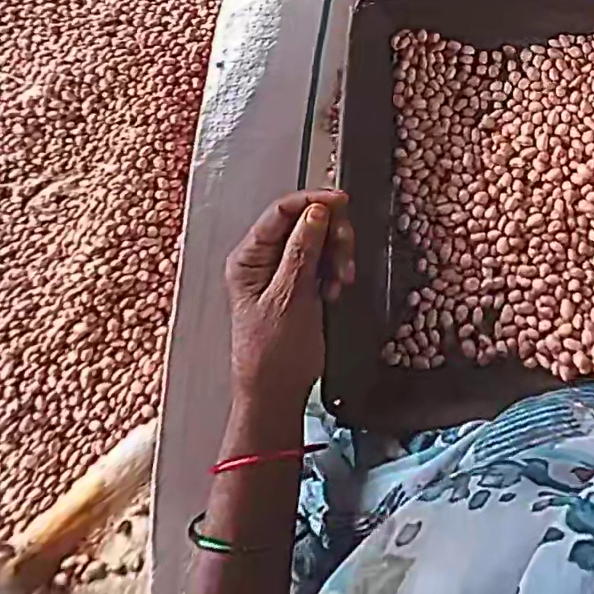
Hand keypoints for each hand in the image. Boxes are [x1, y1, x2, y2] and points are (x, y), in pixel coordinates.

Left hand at [224, 190, 355, 405]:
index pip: (281, 212)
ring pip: (321, 237)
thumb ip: (302, 251)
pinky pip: (326, 257)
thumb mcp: (288, 298)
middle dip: (331, 234)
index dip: (312, 201)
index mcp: (249, 257)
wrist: (279, 392)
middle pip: (306, 221)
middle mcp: (265, 257)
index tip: (340, 202)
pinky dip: (337, 267)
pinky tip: (337, 287)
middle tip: (344, 256)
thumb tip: (316, 211)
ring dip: (337, 254)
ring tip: (340, 280)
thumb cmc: (272, 354)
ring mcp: (285, 268)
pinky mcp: (303, 280)